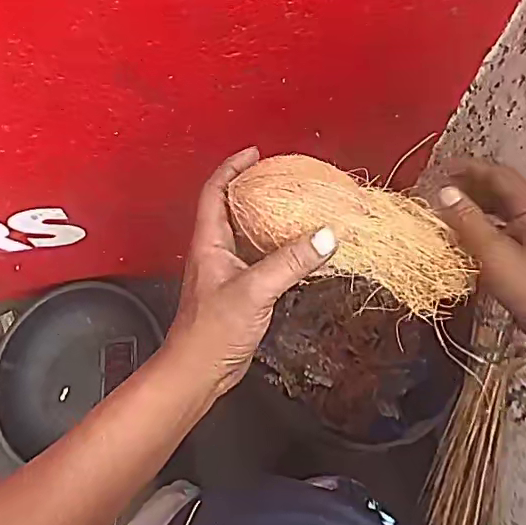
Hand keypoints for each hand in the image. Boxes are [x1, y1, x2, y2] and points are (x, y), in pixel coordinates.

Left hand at [164, 147, 337, 396]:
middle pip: (232, 207)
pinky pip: (261, 259)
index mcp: (210, 243)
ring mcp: (227, 272)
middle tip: (282, 177)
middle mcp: (216, 252)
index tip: (255, 153)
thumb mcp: (254, 290)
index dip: (233, 167)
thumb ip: (290, 263)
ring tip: (295, 208)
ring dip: (268, 219)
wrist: (198, 371)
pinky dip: (280, 249)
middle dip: (254, 188)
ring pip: (248, 234)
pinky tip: (300, 252)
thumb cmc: (211, 333)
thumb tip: (326, 237)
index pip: (216, 191)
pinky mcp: (240, 291)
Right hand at [430, 159, 525, 347]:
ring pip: (501, 212)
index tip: (441, 167)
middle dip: (469, 186)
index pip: (498, 175)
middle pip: (501, 191)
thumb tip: (445, 193)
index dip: (469, 168)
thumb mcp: (495, 255)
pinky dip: (482, 228)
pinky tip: (466, 239)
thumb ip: (468, 222)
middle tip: (439, 188)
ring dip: (474, 208)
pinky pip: (503, 231)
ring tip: (447, 211)